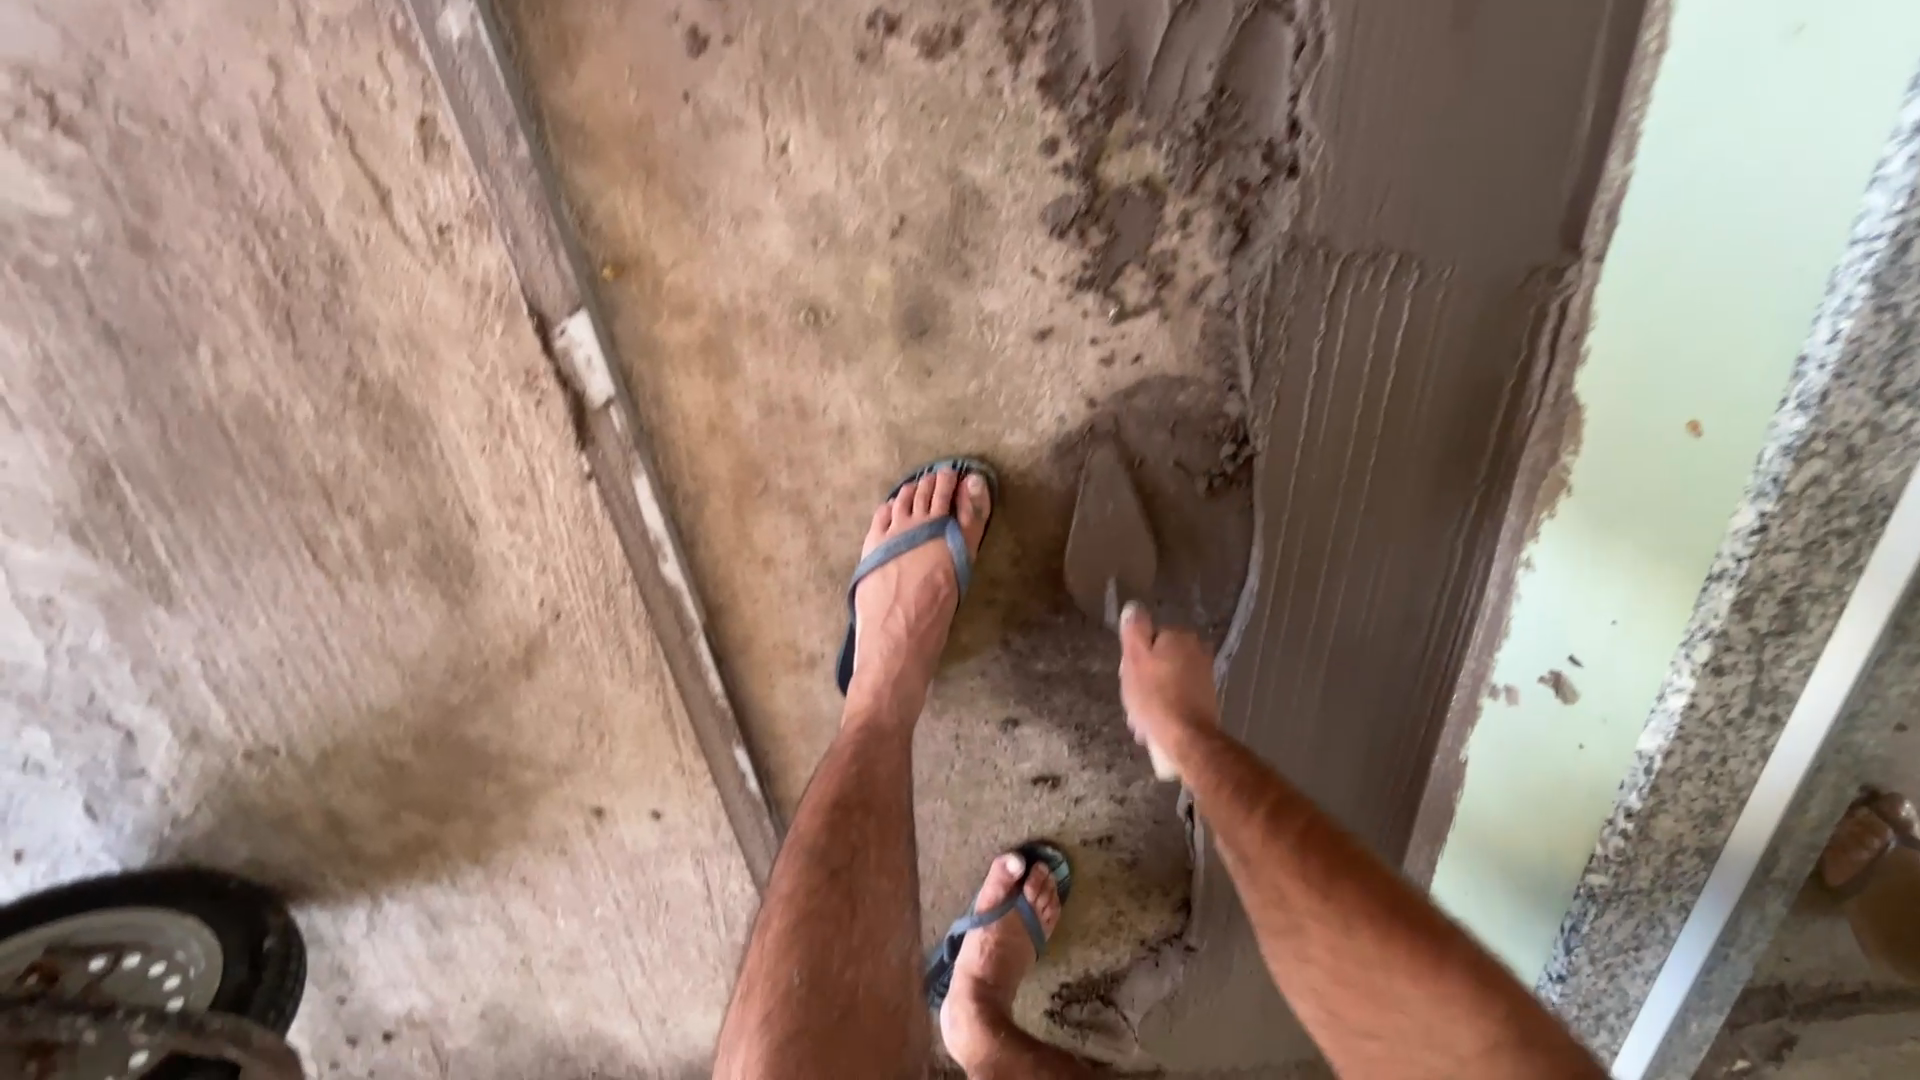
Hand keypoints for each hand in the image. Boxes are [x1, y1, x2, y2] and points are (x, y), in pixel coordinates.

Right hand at [1118, 602, 1219, 773]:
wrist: (1186, 739)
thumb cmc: (1155, 696)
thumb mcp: (1134, 659)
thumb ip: (1134, 630)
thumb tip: (1134, 607)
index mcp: (1180, 636)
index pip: (1148, 639)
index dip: (1134, 658)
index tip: (1129, 676)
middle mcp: (1197, 650)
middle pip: (1158, 660)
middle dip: (1144, 679)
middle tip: (1134, 698)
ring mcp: (1204, 676)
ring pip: (1165, 680)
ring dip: (1151, 696)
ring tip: (1142, 718)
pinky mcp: (1205, 699)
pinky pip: (1176, 697)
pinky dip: (1165, 707)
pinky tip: (1154, 725)